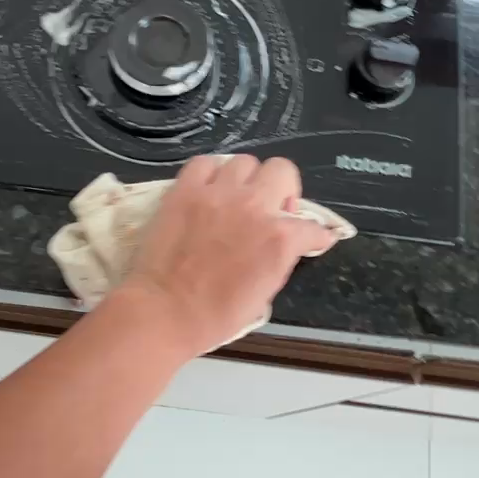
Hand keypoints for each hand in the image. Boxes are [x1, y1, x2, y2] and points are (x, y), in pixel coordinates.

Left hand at [111, 155, 337, 355]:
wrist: (164, 311)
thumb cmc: (216, 315)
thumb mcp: (266, 292)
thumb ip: (282, 258)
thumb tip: (292, 244)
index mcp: (279, 237)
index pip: (312, 225)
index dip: (314, 235)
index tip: (310, 240)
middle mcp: (254, 205)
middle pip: (282, 171)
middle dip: (283, 191)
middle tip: (269, 211)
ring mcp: (217, 193)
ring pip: (245, 162)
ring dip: (246, 181)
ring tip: (235, 200)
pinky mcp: (185, 189)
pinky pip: (204, 163)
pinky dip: (210, 174)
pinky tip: (208, 192)